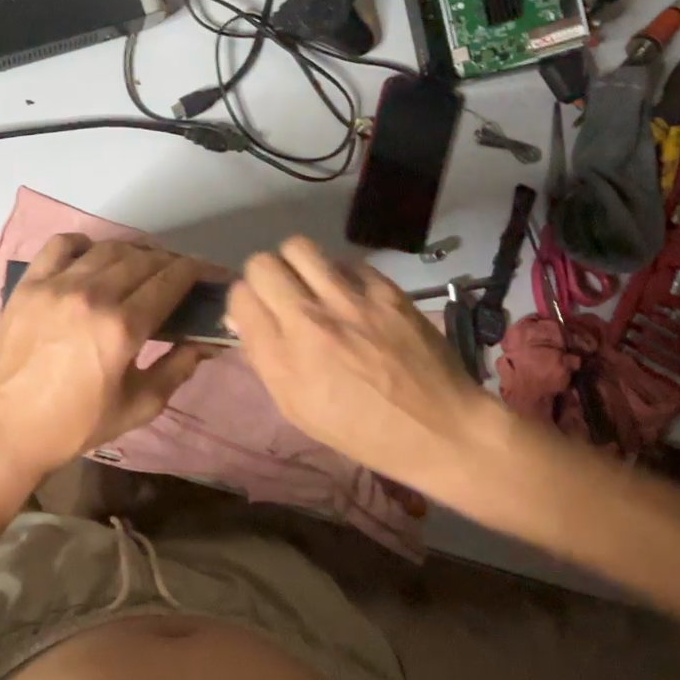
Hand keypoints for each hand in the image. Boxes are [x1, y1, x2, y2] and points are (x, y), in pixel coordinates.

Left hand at [0, 235, 213, 477]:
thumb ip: (178, 368)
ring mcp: (56, 285)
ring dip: (133, 253)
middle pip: (143, 260)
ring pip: (107, 249)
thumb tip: (207, 341)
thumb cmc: (79, 424)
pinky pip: (60, 246)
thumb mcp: (140, 406)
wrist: (11, 429)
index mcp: (122, 327)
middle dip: (169, 263)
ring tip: (141, 267)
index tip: (207, 274)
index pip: (170, 280)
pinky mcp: (28, 285)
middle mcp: (91, 295)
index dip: (196, 271)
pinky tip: (93, 258)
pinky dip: (84, 245)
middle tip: (178, 276)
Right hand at [226, 237, 496, 477]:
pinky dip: (340, 274)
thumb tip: (245, 319)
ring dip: (297, 265)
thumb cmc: (362, 431)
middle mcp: (311, 322)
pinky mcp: (386, 290)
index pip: (240, 297)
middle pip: (262, 264)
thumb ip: (265, 359)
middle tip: (281, 295)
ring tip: (312, 286)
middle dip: (264, 277)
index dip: (244, 302)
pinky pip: (346, 261)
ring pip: (298, 248)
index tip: (258, 313)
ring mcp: (351, 301)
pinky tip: (352, 296)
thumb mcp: (297, 409)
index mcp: (284, 360)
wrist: (439, 429)